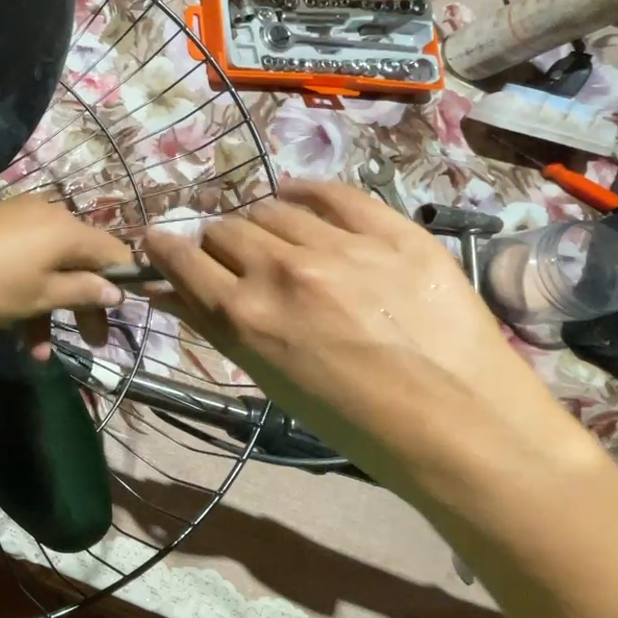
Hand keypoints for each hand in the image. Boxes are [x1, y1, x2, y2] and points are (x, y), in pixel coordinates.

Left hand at [0, 194, 132, 338]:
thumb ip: (80, 292)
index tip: (116, 317)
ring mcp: (10, 219)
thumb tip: (114, 288)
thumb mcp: (37, 298)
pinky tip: (9, 326)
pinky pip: (17, 260)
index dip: (120, 285)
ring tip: (35, 353)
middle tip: (91, 342)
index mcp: (65, 228)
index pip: (113, 252)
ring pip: (44, 267)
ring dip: (47, 310)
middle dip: (83, 305)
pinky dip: (21, 292)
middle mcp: (42, 215)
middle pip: (78, 260)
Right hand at [141, 180, 575, 486]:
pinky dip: (304, 192)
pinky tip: (296, 198)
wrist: (459, 426)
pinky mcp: (396, 234)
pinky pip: (333, 193)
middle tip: (232, 263)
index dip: (162, 248)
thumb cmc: (347, 416)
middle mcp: (284, 272)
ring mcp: (342, 248)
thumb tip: (161, 290)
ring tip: (274, 242)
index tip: (157, 245)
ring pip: (270, 209)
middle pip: (223, 229)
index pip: (181, 258)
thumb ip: (210, 324)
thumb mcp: (265, 375)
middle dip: (216, 245)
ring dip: (259, 224)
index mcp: (245, 315)